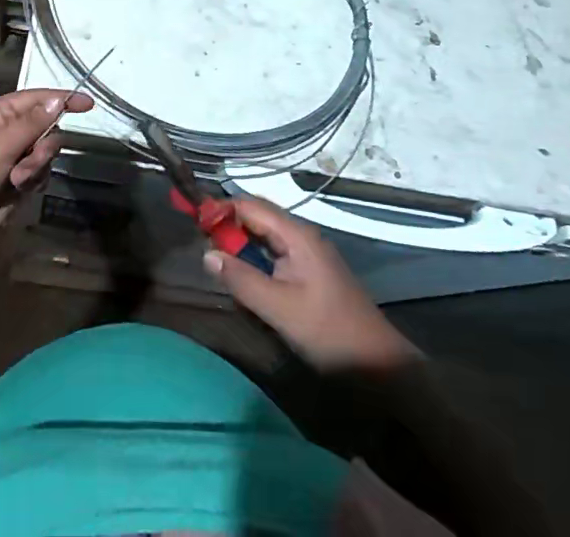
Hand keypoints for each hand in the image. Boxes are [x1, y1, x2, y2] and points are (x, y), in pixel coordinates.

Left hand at [0, 88, 93, 245]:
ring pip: (46, 153)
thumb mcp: (1, 143)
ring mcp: (12, 155)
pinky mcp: (15, 179)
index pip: (38, 98)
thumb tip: (59, 99)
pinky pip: (40, 173)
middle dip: (44, 146)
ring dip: (36, 167)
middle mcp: (7, 130)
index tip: (89, 104)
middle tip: (30, 160)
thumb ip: (34, 122)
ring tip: (17, 181)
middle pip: (47, 127)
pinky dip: (33, 181)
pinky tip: (18, 190)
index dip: (63, 99)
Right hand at [205, 197, 418, 371]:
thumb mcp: (279, 307)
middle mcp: (302, 236)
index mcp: (298, 235)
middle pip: (258, 217)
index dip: (222, 208)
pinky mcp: (309, 272)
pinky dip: (254, 257)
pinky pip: (275, 253)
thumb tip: (207, 254)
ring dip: (240, 241)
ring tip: (214, 254)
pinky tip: (241, 272)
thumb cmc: (328, 331)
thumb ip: (241, 279)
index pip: (252, 206)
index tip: (193, 218)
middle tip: (199, 238)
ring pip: (265, 236)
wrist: (377, 362)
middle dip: (228, 224)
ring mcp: (307, 254)